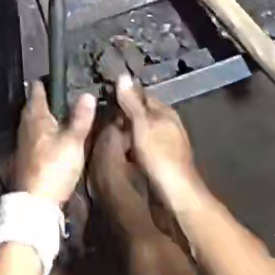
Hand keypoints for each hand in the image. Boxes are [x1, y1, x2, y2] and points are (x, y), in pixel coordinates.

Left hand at [12, 82, 95, 204]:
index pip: (37, 90)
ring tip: (63, 117)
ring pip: (34, 123)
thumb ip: (81, 118)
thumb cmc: (53, 167)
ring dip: (46, 118)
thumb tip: (88, 95)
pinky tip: (55, 139)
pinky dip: (44, 134)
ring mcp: (23, 143)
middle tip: (64, 96)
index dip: (45, 81)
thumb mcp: (73, 141)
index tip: (56, 76)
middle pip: (34, 106)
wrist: (36, 204)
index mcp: (35, 116)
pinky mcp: (25, 158)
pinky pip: (35, 137)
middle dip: (46, 100)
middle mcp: (25, 126)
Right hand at [113, 74, 204, 207]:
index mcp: (165, 113)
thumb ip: (132, 103)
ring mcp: (163, 146)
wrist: (177, 199)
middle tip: (97, 118)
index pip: (141, 96)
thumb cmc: (160, 158)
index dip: (123, 96)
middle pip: (139, 115)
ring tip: (101, 135)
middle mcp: (166, 126)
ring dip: (124, 135)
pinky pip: (139, 151)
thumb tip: (123, 75)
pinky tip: (116, 155)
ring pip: (138, 134)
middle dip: (121, 117)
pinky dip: (128, 150)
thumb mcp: (143, 126)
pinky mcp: (159, 164)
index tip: (102, 98)